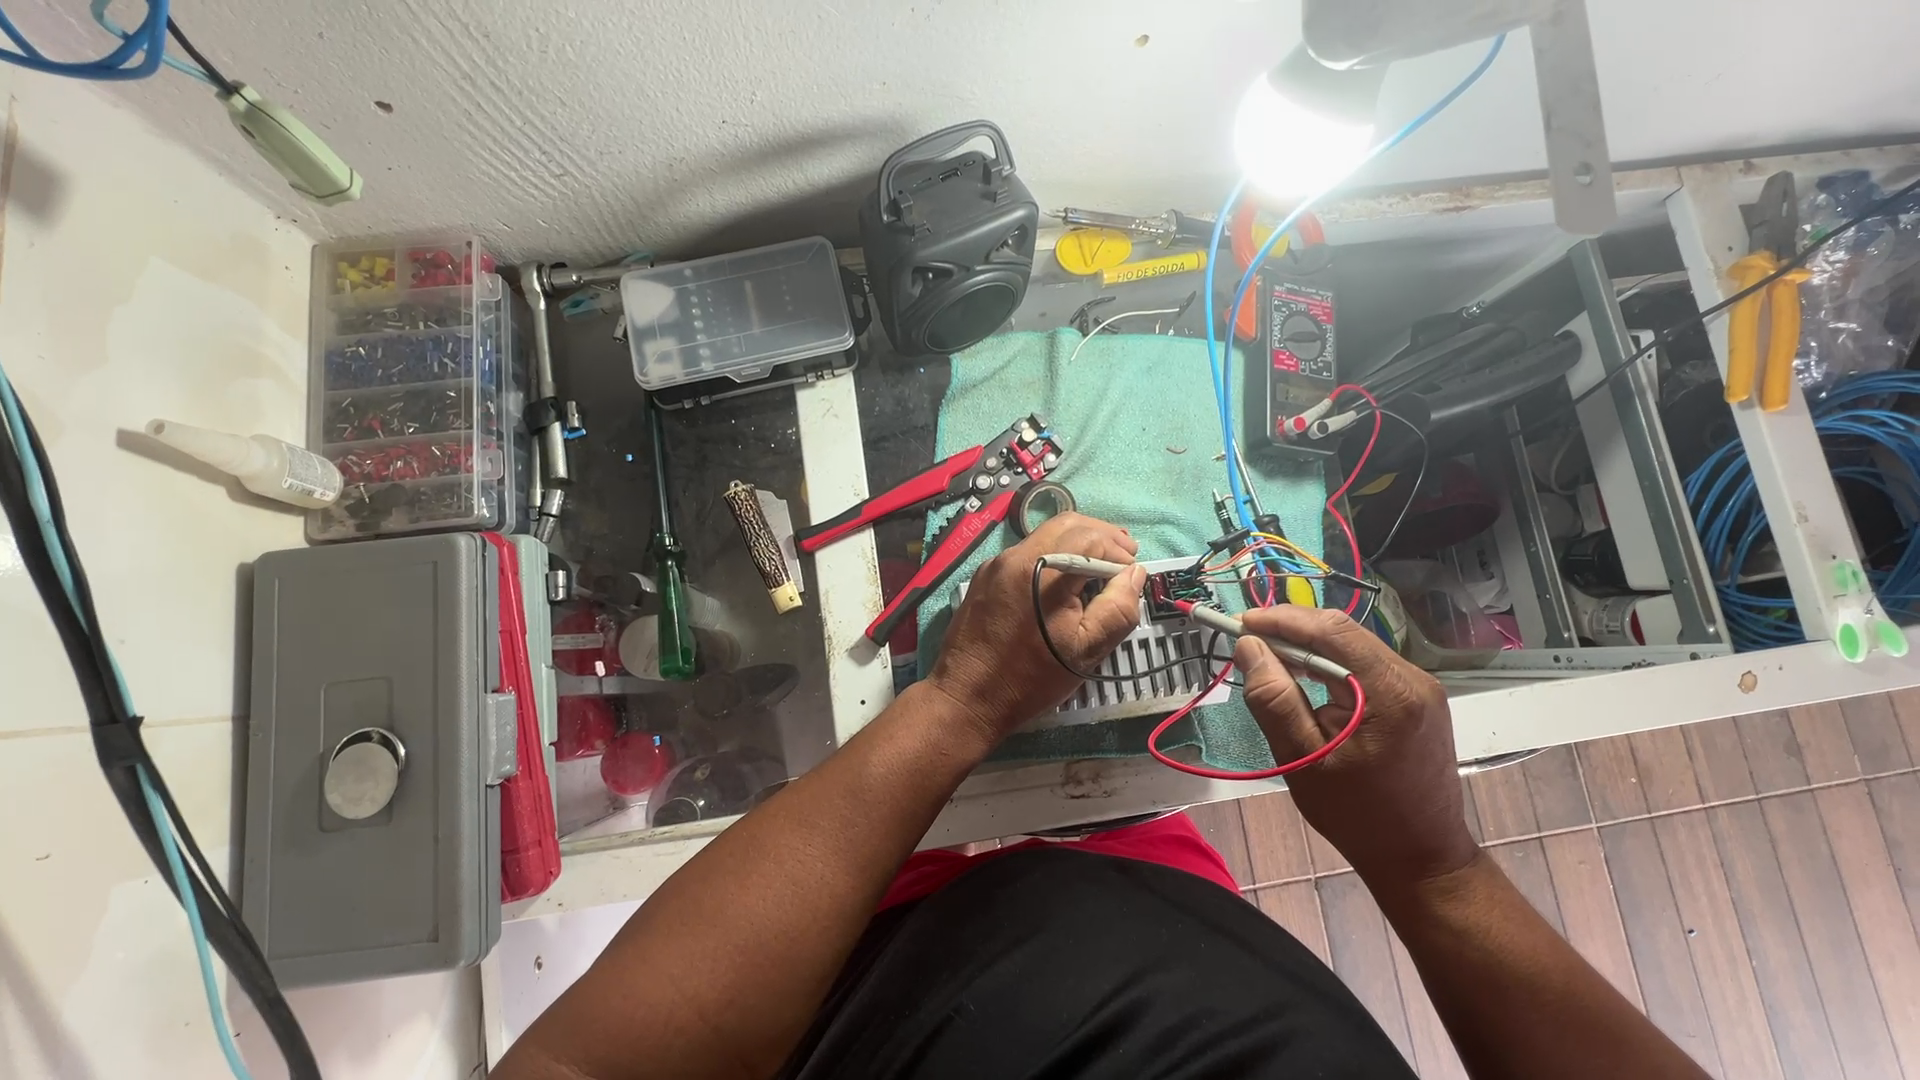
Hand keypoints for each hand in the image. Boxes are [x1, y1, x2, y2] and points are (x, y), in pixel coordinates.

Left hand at [926, 513, 1144, 744]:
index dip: (1119, 550)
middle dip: (1101, 536)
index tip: (1132, 572)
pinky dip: (1052, 557)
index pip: (1091, 538)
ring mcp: (996, 564)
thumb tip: (1134, 574)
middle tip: (1124, 554)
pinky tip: (1063, 583)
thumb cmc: (1029, 678)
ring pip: (1045, 536)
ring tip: (1098, 567)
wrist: (966, 697)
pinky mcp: (985, 577)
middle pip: (1067, 524)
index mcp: (1042, 570)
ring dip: (1076, 545)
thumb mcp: (1087, 651)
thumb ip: (1118, 609)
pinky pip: (1026, 554)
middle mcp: (1016, 556)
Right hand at [1234, 606, 1476, 893]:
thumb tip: (1249, 647)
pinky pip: (1364, 666)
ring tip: (1268, 661)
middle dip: (1291, 630)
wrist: (1420, 857)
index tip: (1240, 623)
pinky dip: (1329, 665)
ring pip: (1353, 646)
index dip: (1282, 619)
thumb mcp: (1304, 761)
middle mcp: (1413, 679)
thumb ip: (1275, 700)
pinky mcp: (1416, 699)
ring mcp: (1420, 688)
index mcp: (1391, 692)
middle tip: (1247, 640)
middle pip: (1343, 632)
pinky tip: (1304, 680)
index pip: (1332, 631)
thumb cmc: (1357, 816)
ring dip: (1309, 647)